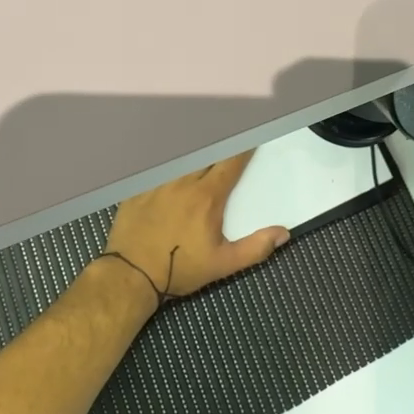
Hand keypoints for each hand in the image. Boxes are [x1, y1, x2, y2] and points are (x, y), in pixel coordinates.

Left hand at [103, 151, 289, 304]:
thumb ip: (255, 248)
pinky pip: (156, 164)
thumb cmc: (179, 269)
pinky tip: (162, 155)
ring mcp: (158, 182)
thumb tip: (283, 233)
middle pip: (207, 152)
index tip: (250, 138)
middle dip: (220, 144)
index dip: (243, 148)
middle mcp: (184, 182)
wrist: (130, 276)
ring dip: (194, 150)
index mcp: (207, 197)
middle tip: (229, 137)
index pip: (230, 162)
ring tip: (202, 145)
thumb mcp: (222, 265)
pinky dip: (167, 159)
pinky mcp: (138, 187)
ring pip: (181, 155)